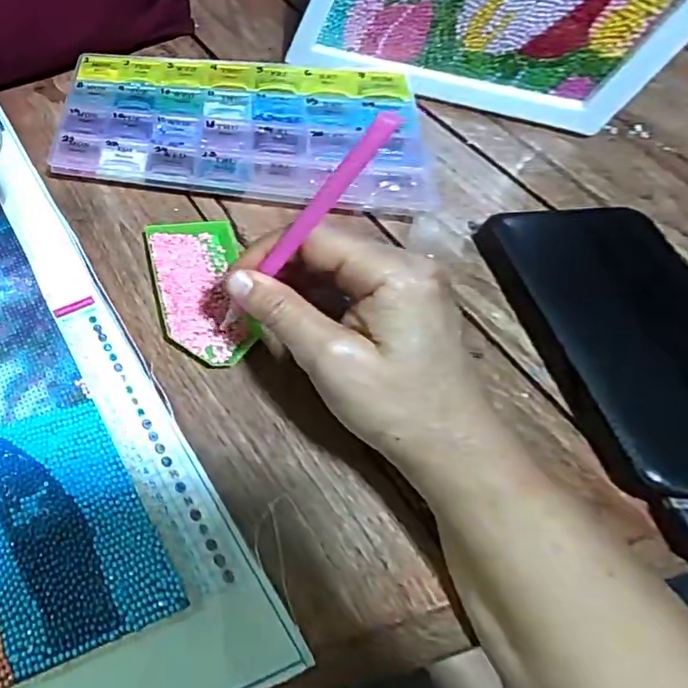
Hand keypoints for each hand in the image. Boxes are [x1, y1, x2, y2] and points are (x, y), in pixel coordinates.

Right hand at [224, 221, 508, 477]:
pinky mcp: (402, 299)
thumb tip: (234, 278)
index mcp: (395, 270)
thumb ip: (280, 310)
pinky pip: (345, 281)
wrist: (455, 452)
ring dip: (290, 281)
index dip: (265, 253)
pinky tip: (293, 316)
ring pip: (330, 262)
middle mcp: (405, 263)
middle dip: (275, 267)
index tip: (231, 284)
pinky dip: (312, 294)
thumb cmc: (394, 407)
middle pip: (322, 244)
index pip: (314, 235)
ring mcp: (407, 280)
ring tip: (259, 309)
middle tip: (240, 299)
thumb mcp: (328, 358)